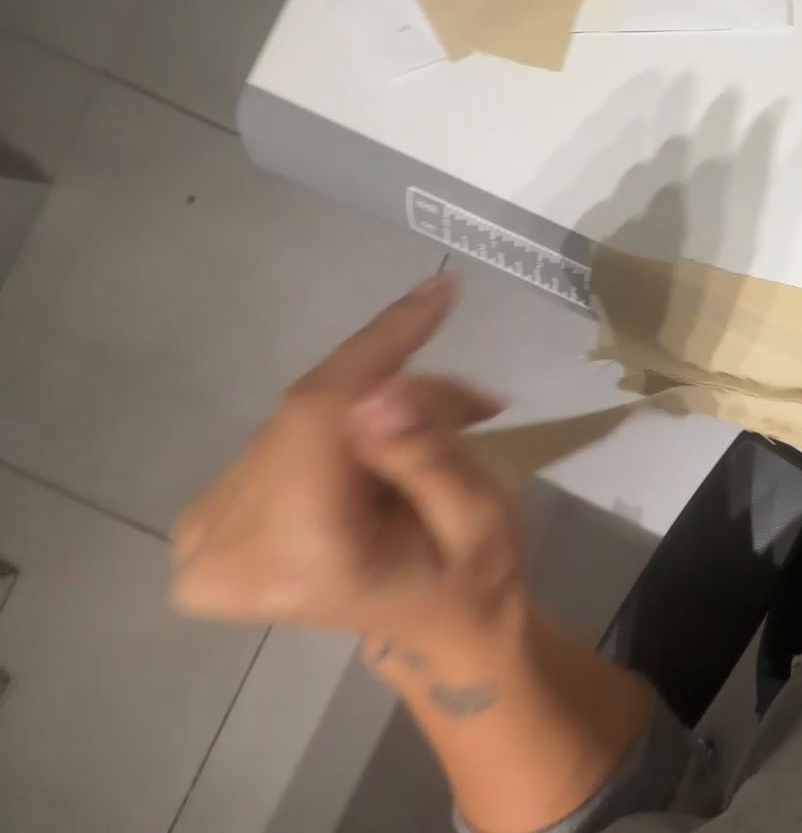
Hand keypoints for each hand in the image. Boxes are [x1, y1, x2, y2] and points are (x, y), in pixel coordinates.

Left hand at [171, 274, 528, 657]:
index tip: (441, 291)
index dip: (378, 344)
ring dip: (383, 402)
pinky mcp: (207, 520)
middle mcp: (219, 549)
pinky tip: (396, 440)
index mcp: (294, 558)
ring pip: (304, 417)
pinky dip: (350, 419)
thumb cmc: (474, 577)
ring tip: (453, 426)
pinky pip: (289, 433)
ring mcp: (201, 537)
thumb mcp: (483, 519)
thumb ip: (431, 460)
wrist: (441, 629)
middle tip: (478, 403)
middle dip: (402, 385)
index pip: (319, 417)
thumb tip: (383, 394)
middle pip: (313, 413)